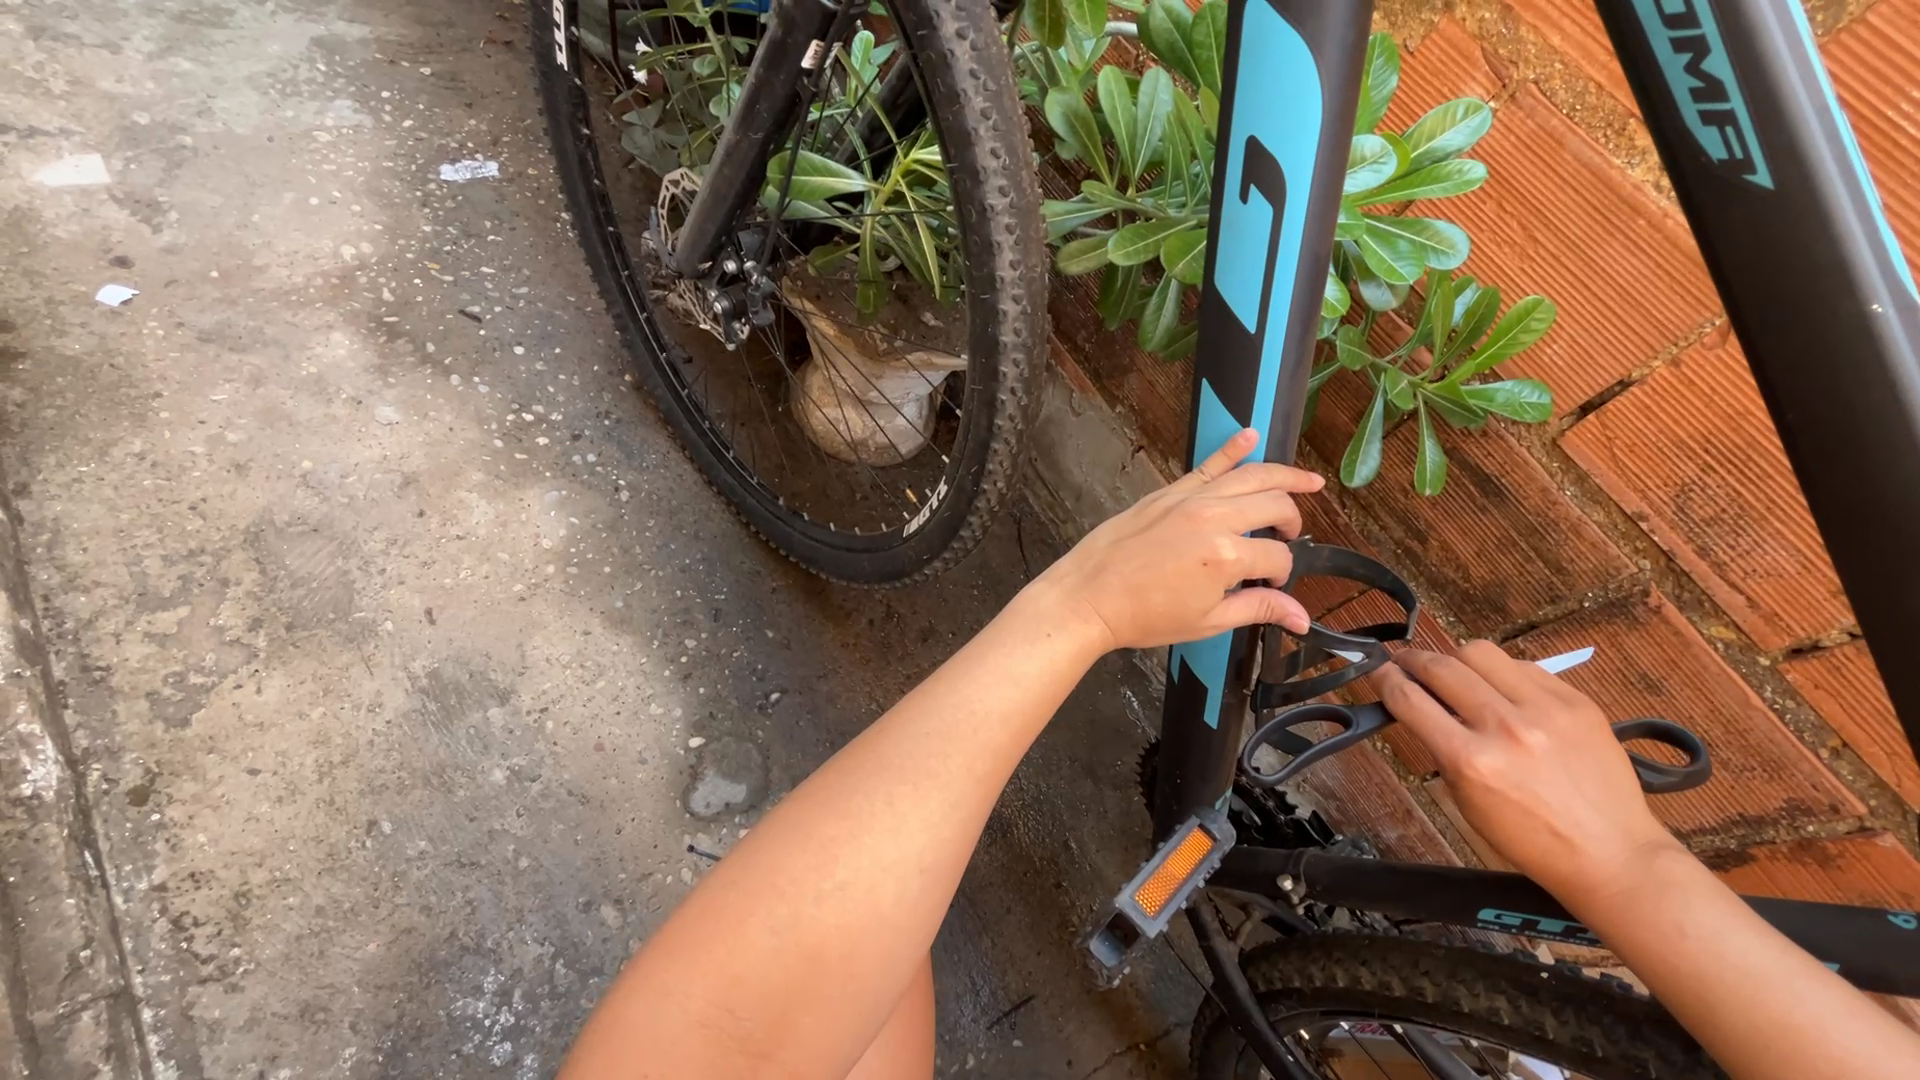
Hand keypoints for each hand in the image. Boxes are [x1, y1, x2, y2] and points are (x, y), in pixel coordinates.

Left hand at [1027, 428, 1323, 652]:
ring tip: (1308, 481)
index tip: (1271, 586)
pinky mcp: (1168, 492)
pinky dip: (1231, 448)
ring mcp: (1189, 500)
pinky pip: (1207, 464)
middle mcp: (1214, 518)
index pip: (1277, 557)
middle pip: (1274, 505)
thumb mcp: (1206, 621)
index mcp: (1226, 556)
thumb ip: (1257, 609)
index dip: (1281, 574)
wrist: (1089, 597)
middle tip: (1290, 536)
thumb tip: (1300, 617)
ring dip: (1284, 476)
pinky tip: (1251, 435)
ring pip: (1250, 476)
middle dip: (1291, 522)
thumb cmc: (1143, 615)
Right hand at [1373, 642, 1683, 904]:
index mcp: (1470, 760)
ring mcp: (1545, 710)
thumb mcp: (1465, 797)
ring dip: (1456, 659)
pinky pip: (1524, 666)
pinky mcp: (1577, 702)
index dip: (1384, 678)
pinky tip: (1502, 690)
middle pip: (1440, 666)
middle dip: (1412, 660)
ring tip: (1456, 674)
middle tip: (1405, 663)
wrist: (1612, 854)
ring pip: (1479, 651)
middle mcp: (1505, 728)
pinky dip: (1501, 673)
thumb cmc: (1528, 837)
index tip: (1377, 670)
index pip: (1409, 698)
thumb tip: (1419, 703)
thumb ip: (1440, 746)